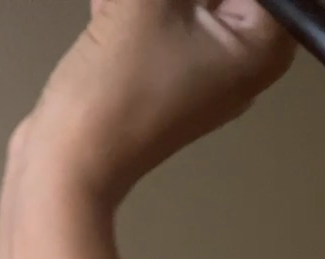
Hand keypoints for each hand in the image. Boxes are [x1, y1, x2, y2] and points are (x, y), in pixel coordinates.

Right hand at [7, 0, 292, 209]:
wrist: (59, 176)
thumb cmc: (110, 98)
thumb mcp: (142, 5)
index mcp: (265, 42)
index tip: (156, 1)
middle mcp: (240, 60)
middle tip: (130, 3)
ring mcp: (195, 77)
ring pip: (184, 4)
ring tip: (110, 5)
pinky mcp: (154, 87)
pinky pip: (156, 28)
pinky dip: (132, 8)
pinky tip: (103, 5)